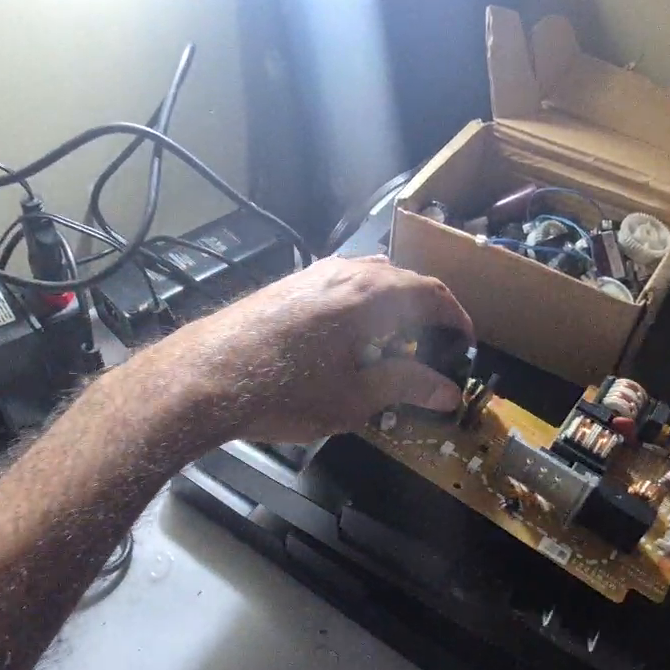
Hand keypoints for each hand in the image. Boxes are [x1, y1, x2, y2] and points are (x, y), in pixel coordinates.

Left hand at [156, 255, 473, 442]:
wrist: (206, 376)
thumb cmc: (285, 390)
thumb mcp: (354, 398)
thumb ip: (405, 385)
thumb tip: (448, 390)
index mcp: (372, 294)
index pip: (433, 293)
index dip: (456, 319)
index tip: (463, 347)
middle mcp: (347, 271)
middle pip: (404, 282)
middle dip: (424, 317)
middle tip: (427, 357)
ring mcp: (315, 273)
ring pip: (371, 281)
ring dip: (391, 312)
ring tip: (386, 354)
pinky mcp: (290, 284)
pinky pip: (342, 287)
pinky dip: (360, 310)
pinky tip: (345, 345)